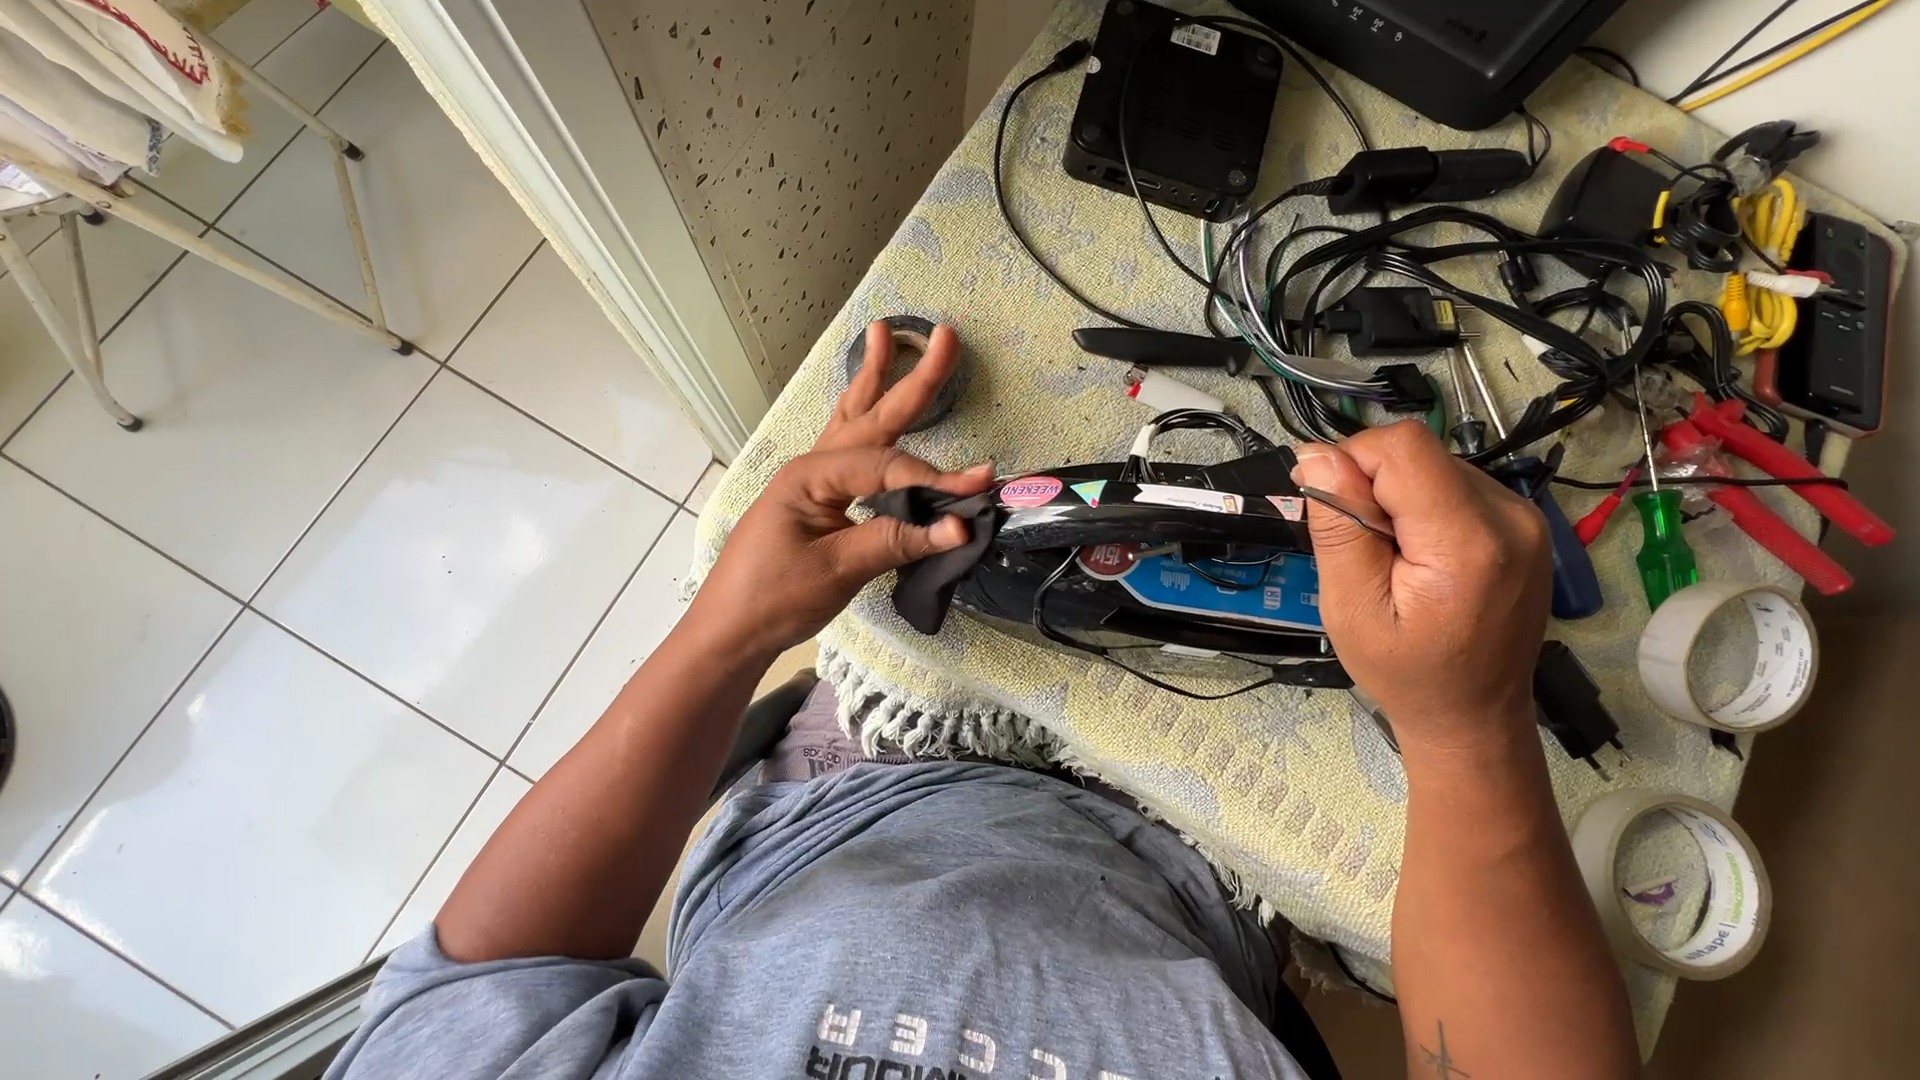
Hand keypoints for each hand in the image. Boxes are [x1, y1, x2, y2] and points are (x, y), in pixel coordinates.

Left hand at [690, 321, 989, 655]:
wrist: (728, 632)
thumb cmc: (772, 599)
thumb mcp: (836, 570)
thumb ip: (895, 540)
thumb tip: (959, 527)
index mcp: (810, 476)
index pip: (886, 466)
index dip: (935, 478)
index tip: (978, 488)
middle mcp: (810, 468)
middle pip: (870, 418)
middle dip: (910, 379)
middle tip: (944, 336)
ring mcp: (809, 482)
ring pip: (851, 423)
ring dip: (874, 383)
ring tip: (884, 337)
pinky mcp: (813, 501)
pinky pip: (844, 449)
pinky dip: (859, 419)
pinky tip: (861, 403)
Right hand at [1292, 422, 1550, 754]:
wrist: (1473, 714)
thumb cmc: (1404, 672)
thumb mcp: (1350, 607)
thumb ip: (1339, 527)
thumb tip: (1318, 456)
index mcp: (1468, 541)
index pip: (1402, 448)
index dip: (1352, 462)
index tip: (1329, 507)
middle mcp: (1510, 516)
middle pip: (1417, 454)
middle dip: (1370, 485)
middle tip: (1359, 547)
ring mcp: (1524, 518)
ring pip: (1432, 465)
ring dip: (1394, 496)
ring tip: (1389, 556)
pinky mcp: (1523, 523)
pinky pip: (1453, 484)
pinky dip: (1419, 506)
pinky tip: (1415, 554)